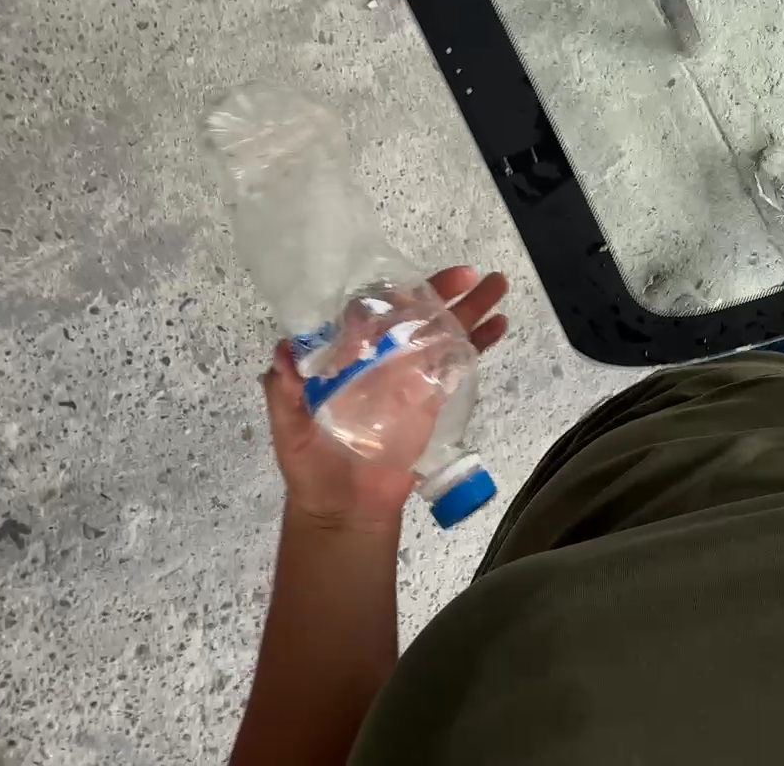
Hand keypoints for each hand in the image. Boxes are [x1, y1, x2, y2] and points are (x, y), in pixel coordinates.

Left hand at [260, 266, 509, 530]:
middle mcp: (382, 357)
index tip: (412, 282)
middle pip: (416, 315)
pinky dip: (480, 341)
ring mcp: (412, 374)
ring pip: (445, 332)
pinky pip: (459, 361)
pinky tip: (499, 325)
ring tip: (498, 285)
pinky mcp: (435, 394)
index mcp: (347, 357)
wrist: (348, 509)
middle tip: (471, 274)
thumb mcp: (290, 427)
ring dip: (472, 308)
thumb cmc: (313, 467)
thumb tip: (283, 350)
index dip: (394, 293)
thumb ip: (286, 392)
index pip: (372, 313)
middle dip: (444, 291)